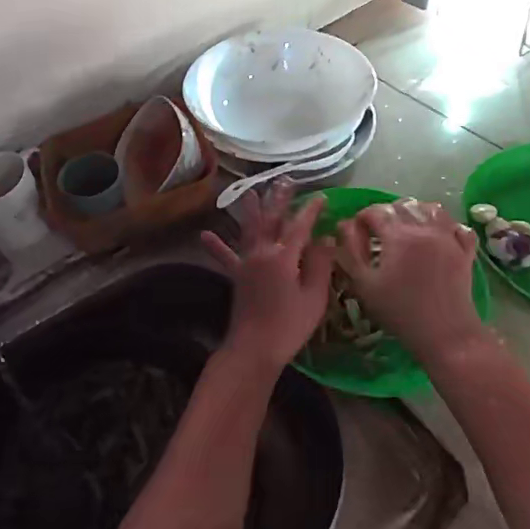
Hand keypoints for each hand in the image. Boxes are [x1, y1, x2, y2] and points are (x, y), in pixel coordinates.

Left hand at [202, 181, 335, 367]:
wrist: (254, 349)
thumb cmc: (289, 326)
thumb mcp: (314, 298)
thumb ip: (320, 266)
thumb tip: (325, 239)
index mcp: (284, 257)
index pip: (300, 226)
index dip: (311, 211)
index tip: (321, 197)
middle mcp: (262, 253)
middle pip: (272, 220)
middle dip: (279, 199)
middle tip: (285, 180)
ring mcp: (246, 263)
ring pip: (249, 230)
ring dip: (252, 210)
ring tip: (251, 192)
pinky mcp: (236, 276)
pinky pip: (225, 257)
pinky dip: (216, 245)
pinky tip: (204, 235)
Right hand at [338, 199, 485, 365]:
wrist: (446, 334)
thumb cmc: (400, 312)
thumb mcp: (364, 285)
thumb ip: (350, 252)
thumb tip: (344, 226)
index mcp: (399, 235)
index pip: (376, 211)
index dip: (362, 217)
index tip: (356, 230)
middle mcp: (425, 228)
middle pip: (403, 205)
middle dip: (386, 212)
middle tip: (377, 231)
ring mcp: (449, 238)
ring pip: (431, 208)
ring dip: (414, 212)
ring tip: (405, 227)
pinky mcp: (464, 251)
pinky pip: (456, 225)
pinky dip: (444, 223)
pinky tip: (435, 233)